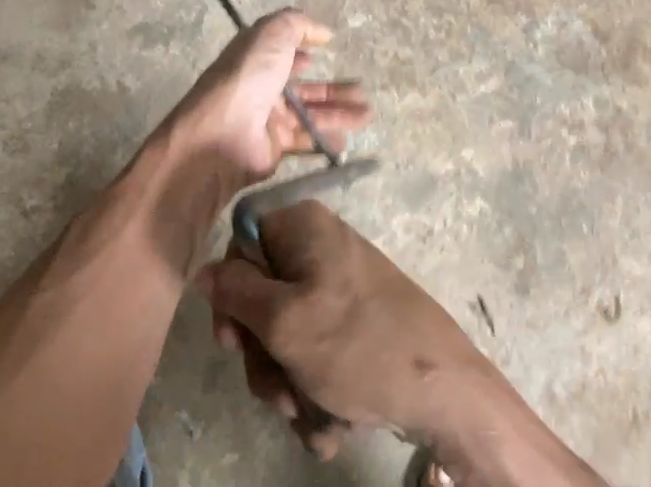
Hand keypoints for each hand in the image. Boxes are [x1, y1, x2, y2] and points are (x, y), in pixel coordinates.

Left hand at [157, 10, 371, 184]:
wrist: (223, 135)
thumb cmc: (247, 78)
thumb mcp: (271, 35)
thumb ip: (297, 24)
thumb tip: (323, 32)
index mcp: (256, 59)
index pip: (281, 52)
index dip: (302, 49)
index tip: (326, 49)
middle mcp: (261, 87)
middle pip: (303, 88)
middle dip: (333, 89)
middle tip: (362, 91)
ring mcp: (267, 119)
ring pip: (310, 115)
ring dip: (339, 113)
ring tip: (368, 114)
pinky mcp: (275, 147)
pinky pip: (306, 141)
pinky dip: (327, 139)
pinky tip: (346, 139)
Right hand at [196, 201, 490, 456]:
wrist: (446, 392)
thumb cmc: (358, 347)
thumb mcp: (284, 321)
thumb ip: (234, 292)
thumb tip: (204, 270)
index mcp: (303, 228)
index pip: (240, 247)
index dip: (230, 296)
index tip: (232, 342)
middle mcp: (321, 248)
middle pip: (261, 299)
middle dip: (264, 357)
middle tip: (280, 393)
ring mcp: (342, 288)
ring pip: (287, 335)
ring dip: (289, 383)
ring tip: (311, 416)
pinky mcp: (359, 323)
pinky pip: (318, 352)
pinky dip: (318, 389)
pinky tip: (331, 422)